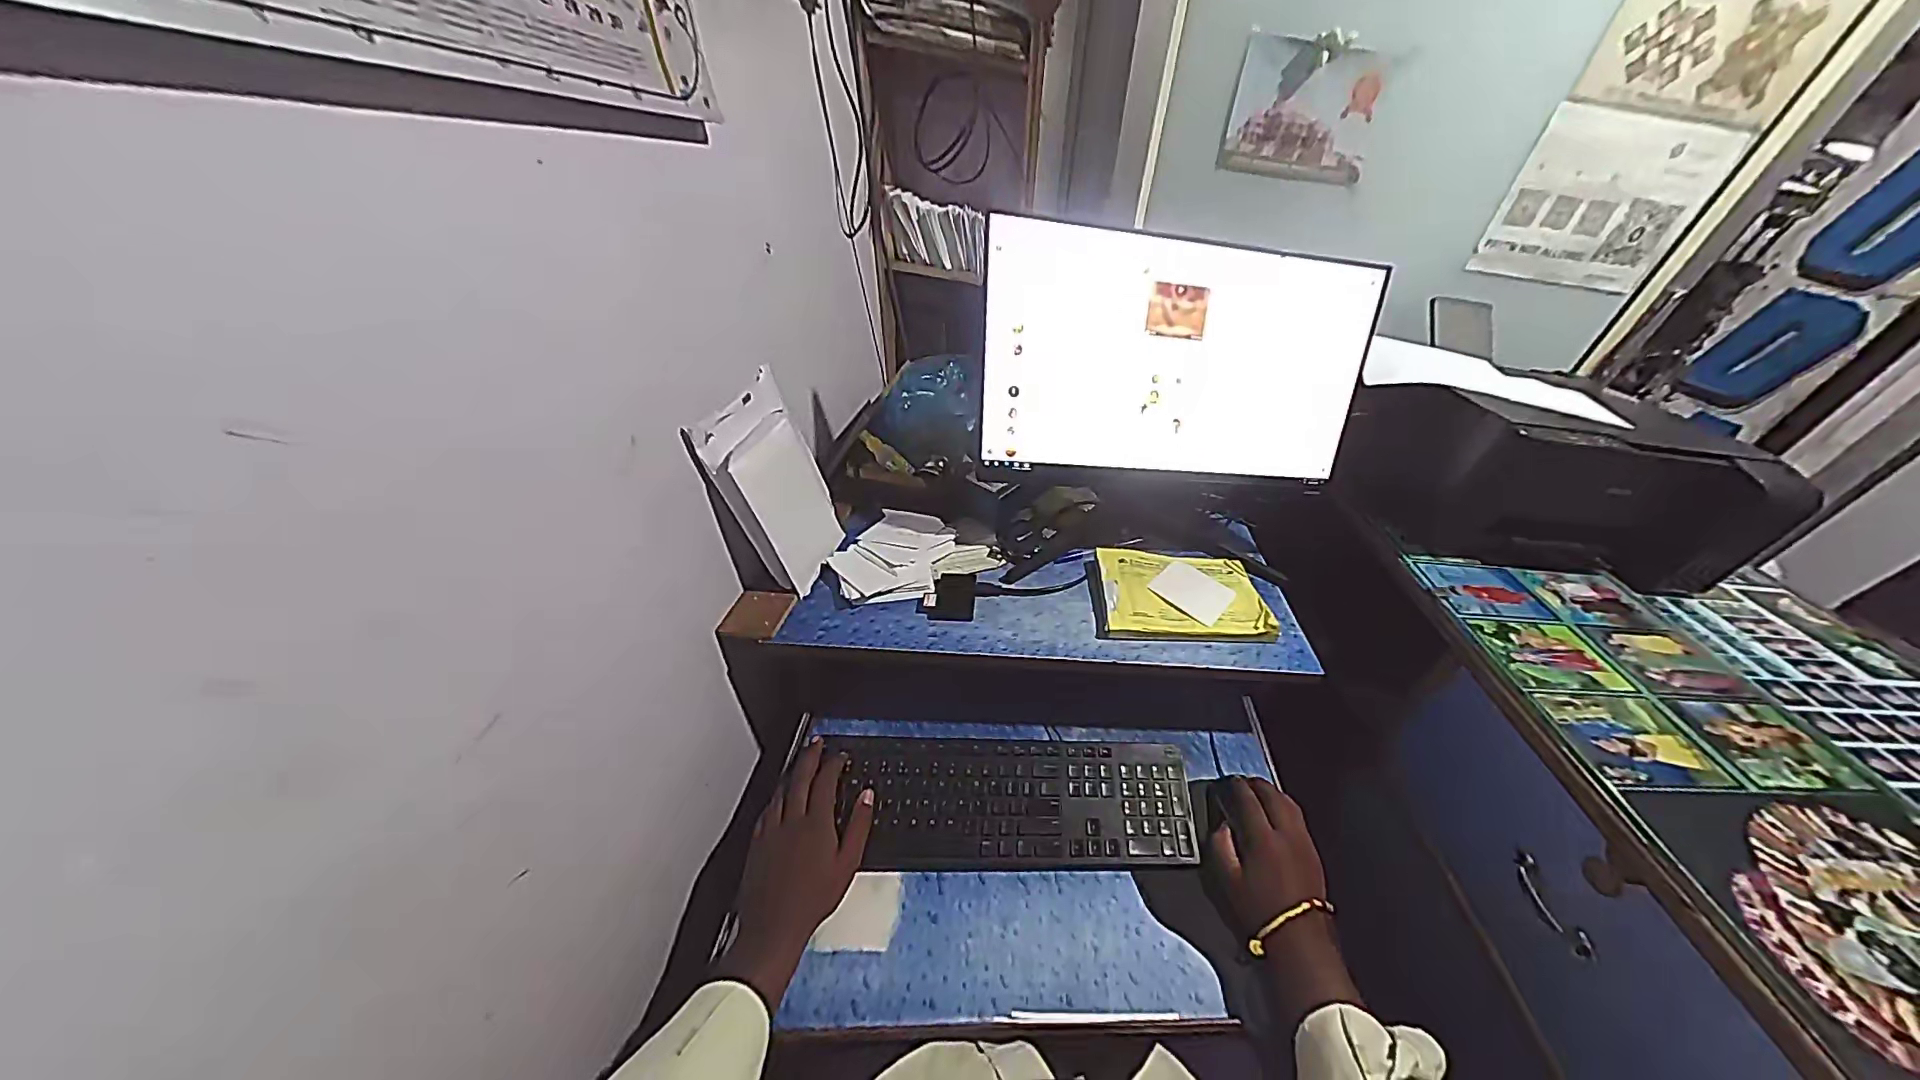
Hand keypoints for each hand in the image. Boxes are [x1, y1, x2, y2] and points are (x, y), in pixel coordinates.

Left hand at [713, 738, 873, 1007]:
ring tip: (801, 762)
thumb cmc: (812, 900)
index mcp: (816, 823)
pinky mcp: (757, 840)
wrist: (773, 926)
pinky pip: (768, 806)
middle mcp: (791, 820)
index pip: (825, 781)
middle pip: (800, 776)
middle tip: (817, 743)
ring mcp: (771, 829)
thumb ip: (858, 826)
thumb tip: (866, 797)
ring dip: (793, 770)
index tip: (839, 756)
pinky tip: (780, 795)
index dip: (833, 763)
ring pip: (781, 788)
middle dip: (810, 755)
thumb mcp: (847, 864)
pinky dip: (777, 793)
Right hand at [1206, 776, 1327, 937]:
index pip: (1247, 799)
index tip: (1224, 784)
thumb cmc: (1258, 909)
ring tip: (1257, 792)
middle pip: (1271, 794)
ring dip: (1271, 792)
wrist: (1299, 937)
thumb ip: (1219, 845)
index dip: (1233, 787)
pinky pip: (1297, 816)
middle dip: (1253, 784)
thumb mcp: (1226, 879)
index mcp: (1262, 838)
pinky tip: (1275, 812)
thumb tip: (1222, 825)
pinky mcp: (1313, 850)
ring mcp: (1303, 840)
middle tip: (1239, 784)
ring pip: (1288, 802)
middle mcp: (1286, 832)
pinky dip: (1283, 805)